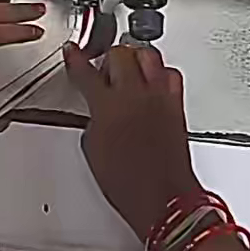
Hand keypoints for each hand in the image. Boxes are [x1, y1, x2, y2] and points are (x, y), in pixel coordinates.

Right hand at [64, 42, 201, 239]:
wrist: (162, 199)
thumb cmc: (128, 182)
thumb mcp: (93, 148)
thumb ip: (94, 116)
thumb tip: (98, 106)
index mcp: (107, 105)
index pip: (86, 70)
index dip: (76, 58)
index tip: (73, 52)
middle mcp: (135, 94)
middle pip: (120, 53)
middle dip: (108, 58)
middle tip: (104, 70)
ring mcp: (158, 96)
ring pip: (147, 54)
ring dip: (135, 58)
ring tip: (129, 71)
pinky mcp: (176, 103)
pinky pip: (169, 73)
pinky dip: (160, 73)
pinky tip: (152, 83)